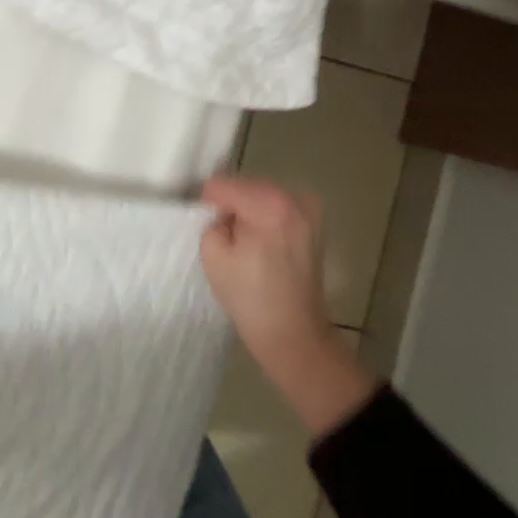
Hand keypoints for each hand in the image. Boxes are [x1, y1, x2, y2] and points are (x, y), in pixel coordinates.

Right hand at [200, 175, 377, 436]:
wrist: (292, 333)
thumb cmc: (249, 298)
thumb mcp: (213, 255)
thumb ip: (212, 221)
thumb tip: (223, 211)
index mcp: (270, 204)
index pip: (224, 185)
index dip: (207, 202)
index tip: (201, 221)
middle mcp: (295, 198)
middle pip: (247, 185)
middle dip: (230, 203)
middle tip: (219, 231)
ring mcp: (310, 209)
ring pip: (264, 194)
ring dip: (248, 209)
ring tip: (240, 240)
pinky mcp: (315, 223)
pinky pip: (280, 207)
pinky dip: (266, 217)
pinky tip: (260, 243)